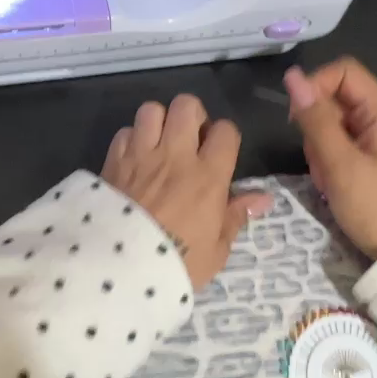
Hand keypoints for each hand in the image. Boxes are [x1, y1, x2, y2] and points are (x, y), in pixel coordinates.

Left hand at [102, 94, 273, 290]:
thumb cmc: (175, 263)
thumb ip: (236, 216)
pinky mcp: (113, 162)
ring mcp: (141, 155)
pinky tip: (134, 160)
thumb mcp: (215, 250)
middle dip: (193, 117)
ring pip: (152, 109)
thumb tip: (263, 198)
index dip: (225, 138)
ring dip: (159, 122)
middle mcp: (175, 156)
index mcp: (207, 175)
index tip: (219, 155)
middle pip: (187, 105)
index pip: (225, 131)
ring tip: (160, 145)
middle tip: (190, 141)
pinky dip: (131, 140)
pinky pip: (124, 132)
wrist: (119, 272)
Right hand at [285, 58, 376, 257]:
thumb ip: (316, 120)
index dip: (315, 85)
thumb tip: (292, 78)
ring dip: (318, 145)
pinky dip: (325, 157)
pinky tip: (330, 180)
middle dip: (316, 123)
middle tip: (317, 156)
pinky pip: (334, 139)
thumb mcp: (340, 164)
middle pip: (334, 95)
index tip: (296, 116)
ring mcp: (372, 133)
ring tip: (327, 174)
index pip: (342, 71)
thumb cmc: (374, 206)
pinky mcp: (364, 150)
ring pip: (329, 119)